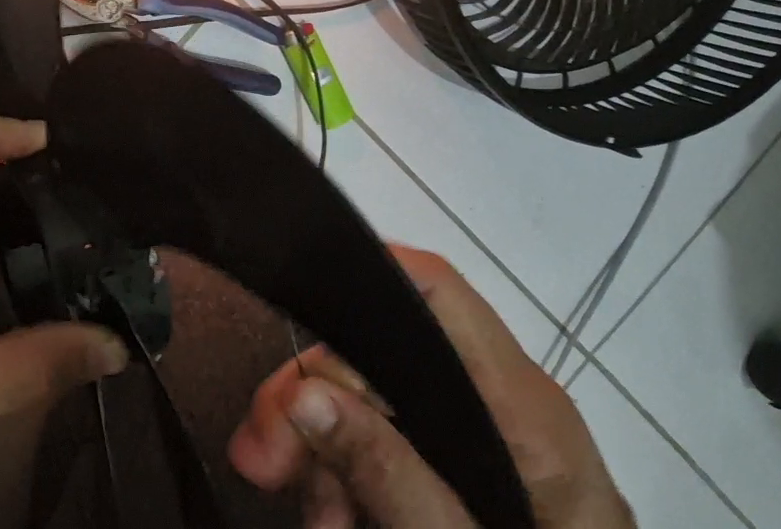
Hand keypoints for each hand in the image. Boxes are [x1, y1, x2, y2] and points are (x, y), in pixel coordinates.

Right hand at [227, 246, 634, 527]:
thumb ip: (391, 477)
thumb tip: (303, 395)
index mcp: (520, 405)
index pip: (434, 288)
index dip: (357, 275)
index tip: (285, 313)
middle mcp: (499, 397)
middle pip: (375, 350)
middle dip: (307, 396)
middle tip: (261, 461)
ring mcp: (482, 430)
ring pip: (366, 394)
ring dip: (319, 444)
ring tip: (314, 516)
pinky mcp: (468, 463)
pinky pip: (384, 435)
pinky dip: (346, 468)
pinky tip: (334, 514)